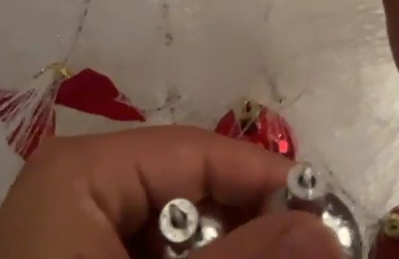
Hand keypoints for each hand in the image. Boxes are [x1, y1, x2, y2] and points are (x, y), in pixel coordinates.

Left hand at [0, 127, 341, 258]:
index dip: (266, 182)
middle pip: (183, 193)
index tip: (331, 224)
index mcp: (84, 168)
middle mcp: (74, 186)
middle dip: (244, 234)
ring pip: (167, 235)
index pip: (197, 150)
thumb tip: (326, 233)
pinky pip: (139, 256)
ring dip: (217, 257)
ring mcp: (67, 230)